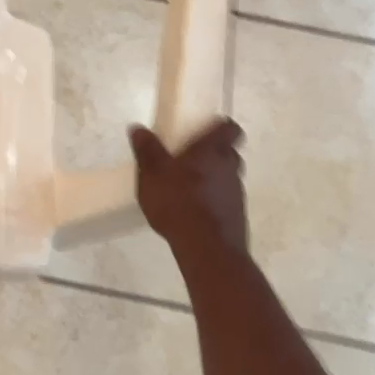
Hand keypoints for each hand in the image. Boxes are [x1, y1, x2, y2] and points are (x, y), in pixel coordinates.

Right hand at [130, 118, 246, 255]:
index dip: (220, 126)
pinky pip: (223, 198)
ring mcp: (236, 193)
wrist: (207, 249)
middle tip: (188, 157)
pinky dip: (210, 199)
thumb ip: (147, 150)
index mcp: (212, 152)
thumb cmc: (178, 202)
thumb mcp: (152, 174)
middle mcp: (230, 168)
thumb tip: (138, 128)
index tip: (203, 128)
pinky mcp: (235, 216)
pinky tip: (190, 209)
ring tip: (184, 187)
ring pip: (226, 176)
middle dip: (211, 152)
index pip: (230, 128)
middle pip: (228, 152)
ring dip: (210, 177)